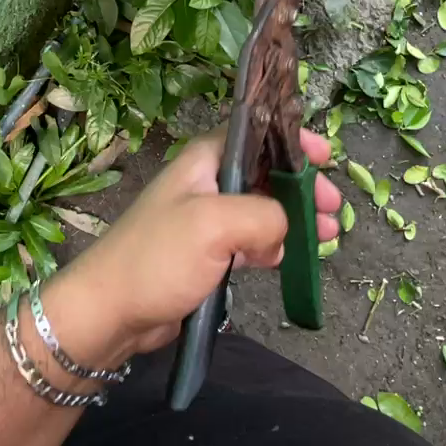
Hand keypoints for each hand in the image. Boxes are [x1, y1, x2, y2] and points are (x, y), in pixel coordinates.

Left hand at [39, 127, 341, 366]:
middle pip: (265, 172)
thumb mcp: (215, 224)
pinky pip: (250, 240)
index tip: (326, 156)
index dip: (292, 140)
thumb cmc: (159, 257)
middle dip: (301, 187)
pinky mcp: (207, 253)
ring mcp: (207, 219)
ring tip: (327, 236)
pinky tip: (284, 261)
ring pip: (262, 209)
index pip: (256, 133)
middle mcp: (207, 181)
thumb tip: (285, 225)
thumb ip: (262, 215)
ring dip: (294, 219)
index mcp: (205, 159)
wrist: (112, 312)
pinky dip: (272, 246)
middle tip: (333, 208)